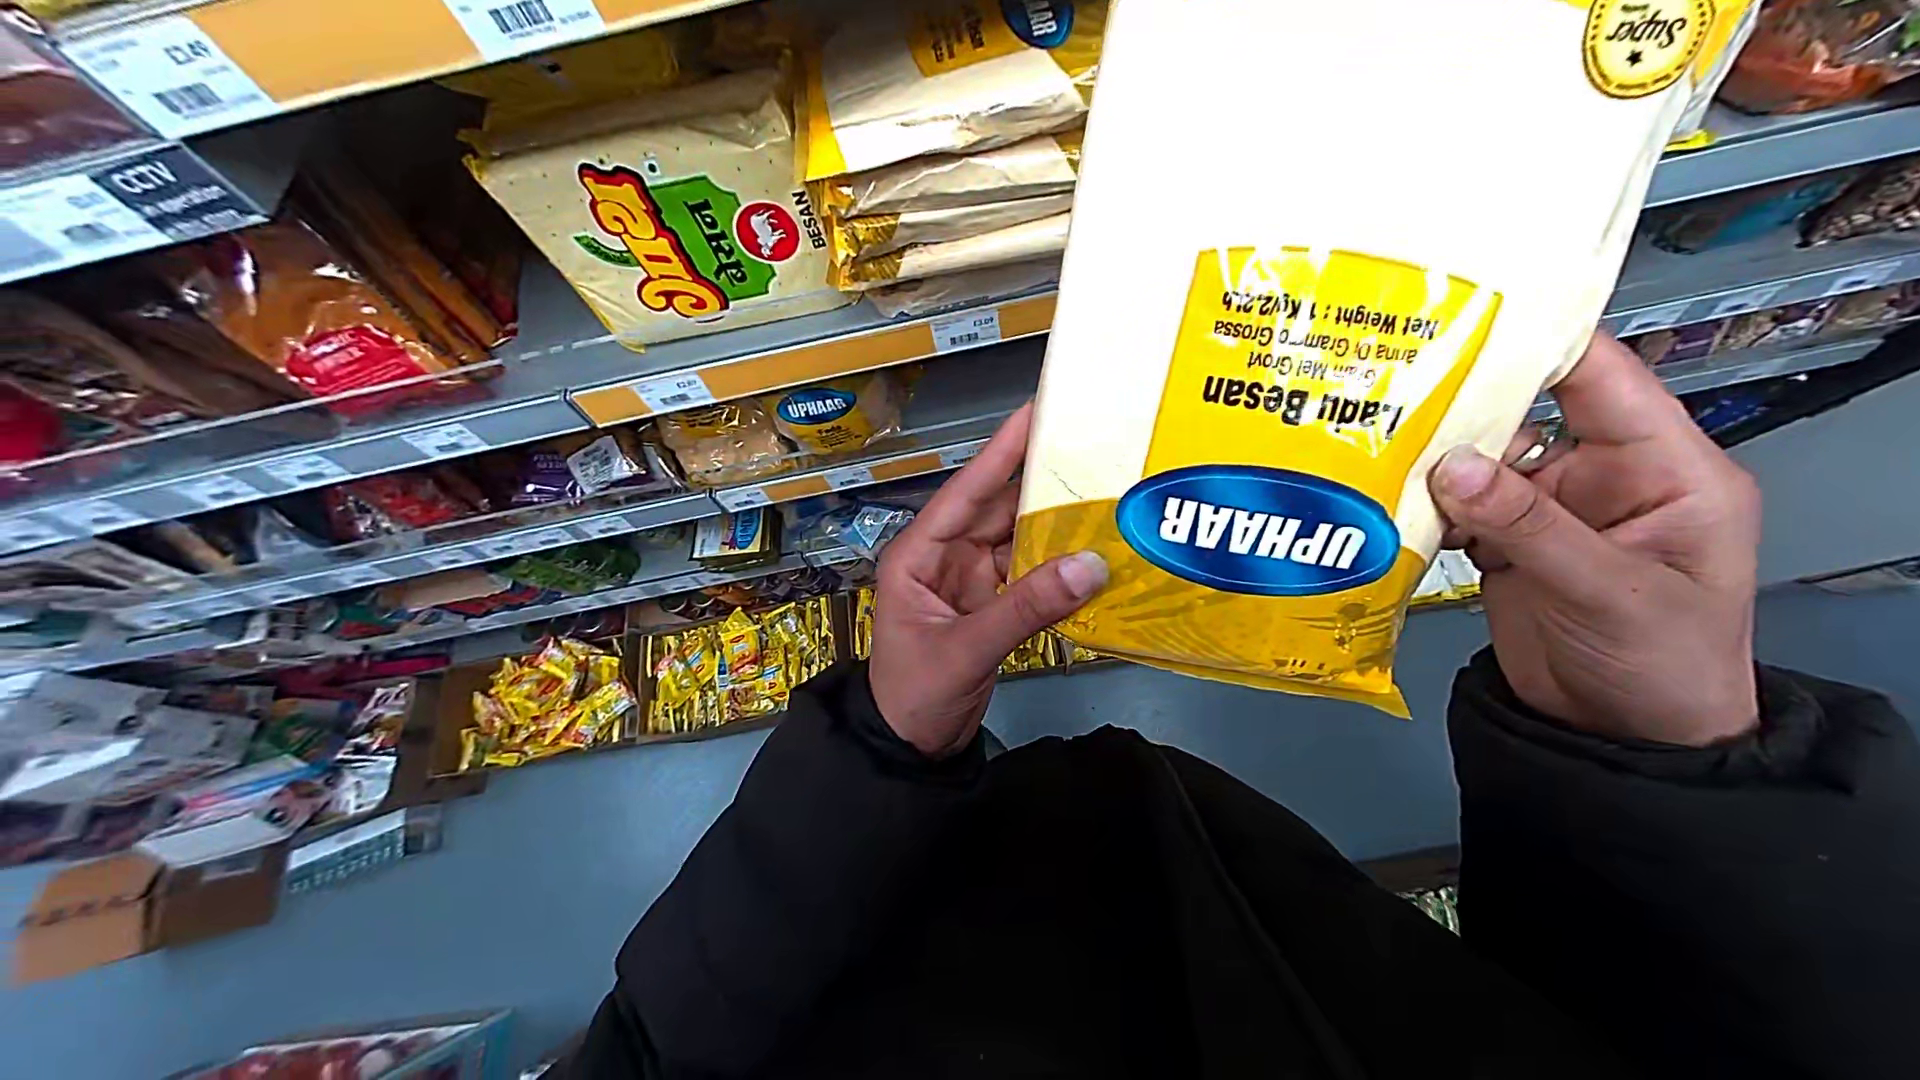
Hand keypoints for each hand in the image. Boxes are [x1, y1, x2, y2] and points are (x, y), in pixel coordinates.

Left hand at [868, 404, 1108, 757]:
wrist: (909, 745)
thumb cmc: (915, 694)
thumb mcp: (966, 650)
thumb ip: (1027, 609)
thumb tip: (1093, 565)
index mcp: (920, 553)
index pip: (965, 491)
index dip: (1001, 451)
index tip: (1035, 410)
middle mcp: (945, 556)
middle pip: (997, 508)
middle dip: (1039, 481)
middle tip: (1090, 447)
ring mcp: (971, 579)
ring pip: (1016, 538)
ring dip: (1054, 522)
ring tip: (1103, 491)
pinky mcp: (991, 602)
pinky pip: (1027, 571)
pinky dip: (1056, 563)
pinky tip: (1091, 550)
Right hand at [1427, 333, 1760, 746]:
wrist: (1617, 732)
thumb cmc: (1661, 662)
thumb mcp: (1608, 590)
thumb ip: (1529, 525)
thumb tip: (1451, 465)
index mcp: (1661, 470)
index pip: (1604, 381)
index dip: (1544, 346)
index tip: (1472, 321)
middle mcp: (1598, 479)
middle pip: (1522, 419)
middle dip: (1462, 408)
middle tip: (1390, 390)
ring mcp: (1544, 513)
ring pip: (1479, 465)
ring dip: (1433, 461)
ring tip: (1373, 444)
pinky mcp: (1504, 543)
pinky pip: (1457, 508)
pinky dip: (1423, 505)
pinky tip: (1387, 500)